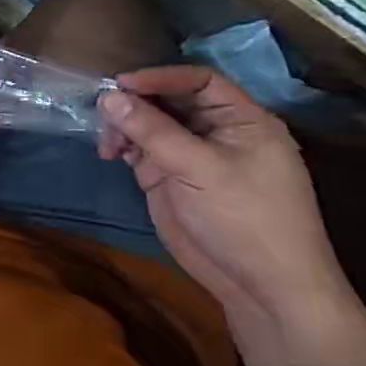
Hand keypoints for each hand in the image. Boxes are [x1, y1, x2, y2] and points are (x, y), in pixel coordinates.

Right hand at [97, 66, 352, 326]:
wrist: (261, 287)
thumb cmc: (245, 218)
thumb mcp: (199, 168)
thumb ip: (152, 130)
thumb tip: (107, 96)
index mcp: (242, 120)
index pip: (199, 80)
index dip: (160, 77)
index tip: (121, 84)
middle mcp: (216, 131)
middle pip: (168, 99)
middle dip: (134, 103)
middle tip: (103, 113)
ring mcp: (191, 155)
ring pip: (148, 123)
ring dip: (123, 126)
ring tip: (108, 144)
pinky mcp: (169, 177)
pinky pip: (140, 148)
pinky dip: (122, 146)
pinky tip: (110, 154)